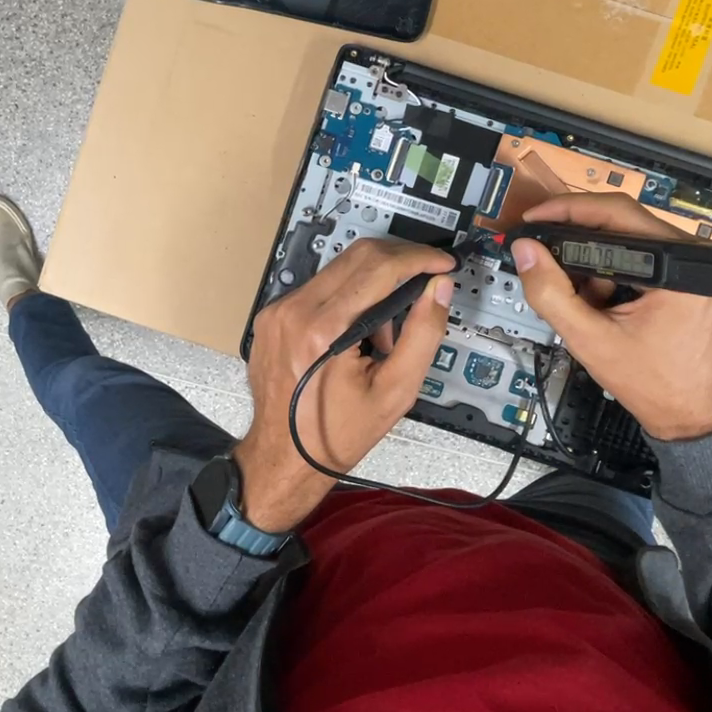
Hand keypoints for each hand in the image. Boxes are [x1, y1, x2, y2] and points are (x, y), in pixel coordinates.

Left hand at [238, 239, 455, 530]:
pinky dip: (345, 298)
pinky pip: (317, 287)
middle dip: (399, 263)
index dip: (418, 258)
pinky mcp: (270, 315)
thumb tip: (439, 288)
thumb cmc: (336, 433)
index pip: (378, 267)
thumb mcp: (396, 390)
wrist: (284, 456)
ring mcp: (276, 311)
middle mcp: (293, 311)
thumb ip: (423, 333)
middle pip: (357, 256)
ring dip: (372, 284)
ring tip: (384, 334)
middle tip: (425, 284)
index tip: (441, 263)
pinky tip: (356, 335)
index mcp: (323, 330)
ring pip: (338, 268)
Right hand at [510, 193, 711, 440]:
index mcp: (680, 267)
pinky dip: (610, 272)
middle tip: (543, 258)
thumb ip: (551, 293)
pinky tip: (601, 302)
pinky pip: (640, 257)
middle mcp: (696, 257)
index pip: (616, 214)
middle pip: (620, 223)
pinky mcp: (689, 277)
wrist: (694, 417)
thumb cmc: (652, 384)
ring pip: (626, 239)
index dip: (566, 212)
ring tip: (580, 298)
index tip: (532, 221)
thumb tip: (525, 250)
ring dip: (592, 260)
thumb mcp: (589, 339)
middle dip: (575, 243)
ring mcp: (696, 266)